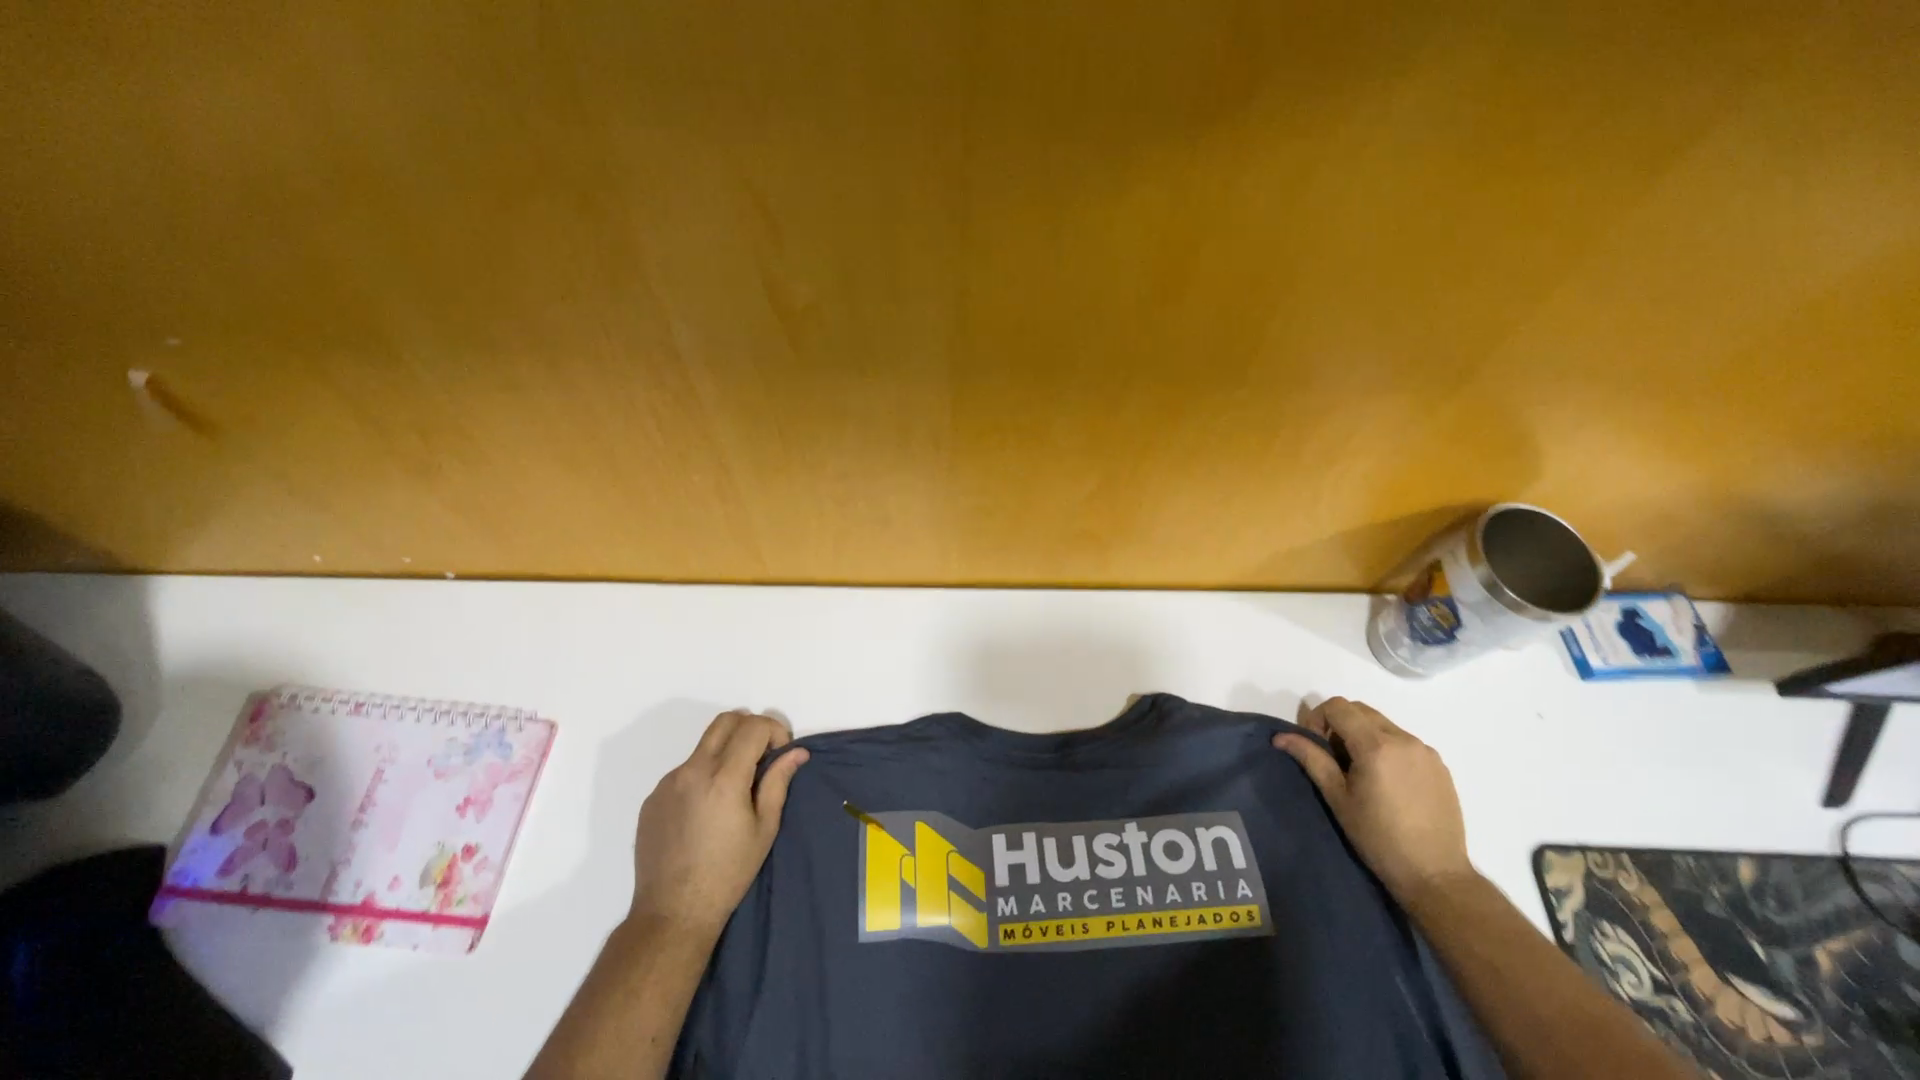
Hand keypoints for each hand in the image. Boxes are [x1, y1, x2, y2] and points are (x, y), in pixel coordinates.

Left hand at [630, 710, 808, 935]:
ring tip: (733, 794)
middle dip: (750, 728)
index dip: (773, 731)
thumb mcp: (764, 829)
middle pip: (724, 721)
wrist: (673, 910)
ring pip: (702, 747)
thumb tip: (796, 752)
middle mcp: (691, 770)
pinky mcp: (652, 798)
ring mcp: (667, 783)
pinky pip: (683, 772)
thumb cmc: (728, 873)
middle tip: (763, 756)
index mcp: (724, 777)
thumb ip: (778, 783)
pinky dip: (703, 777)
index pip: (752, 726)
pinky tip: (706, 814)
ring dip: (725, 754)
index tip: (780, 753)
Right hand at [1273, 697, 1473, 903]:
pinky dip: (1387, 749)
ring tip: (1361, 774)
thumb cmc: (1377, 838)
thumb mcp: (1337, 798)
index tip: (1315, 746)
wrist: (1434, 873)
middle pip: (1361, 710)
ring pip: (1384, 725)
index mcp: (1376, 745)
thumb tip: (1281, 737)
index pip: (1338, 706)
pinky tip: (1387, 784)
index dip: (1317, 718)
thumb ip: (1311, 759)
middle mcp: (1404, 739)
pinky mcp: (1440, 765)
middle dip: (1339, 724)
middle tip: (1333, 759)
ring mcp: (1426, 751)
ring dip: (1364, 736)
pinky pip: (1405, 742)